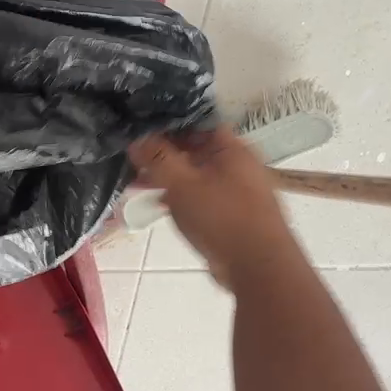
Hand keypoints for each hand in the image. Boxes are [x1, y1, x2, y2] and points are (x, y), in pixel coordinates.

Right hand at [128, 128, 301, 290]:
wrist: (259, 267)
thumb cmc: (222, 218)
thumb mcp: (182, 184)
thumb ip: (158, 159)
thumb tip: (136, 138)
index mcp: (232, 149)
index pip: (197, 123)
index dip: (167, 123)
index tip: (138, 129)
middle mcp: (237, 165)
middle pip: (194, 149)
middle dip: (162, 154)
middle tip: (132, 159)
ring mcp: (235, 190)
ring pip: (194, 174)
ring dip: (167, 177)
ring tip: (136, 182)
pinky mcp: (230, 213)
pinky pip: (199, 195)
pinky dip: (179, 196)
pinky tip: (157, 204)